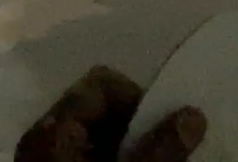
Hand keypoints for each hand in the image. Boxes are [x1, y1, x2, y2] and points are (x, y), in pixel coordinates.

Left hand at [14, 65, 207, 161]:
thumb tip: (193, 113)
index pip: (101, 83)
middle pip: (98, 108)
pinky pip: (86, 158)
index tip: (157, 128)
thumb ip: (161, 150)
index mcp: (53, 131)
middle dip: (134, 124)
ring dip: (127, 146)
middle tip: (158, 151)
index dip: (135, 97)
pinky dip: (113, 161)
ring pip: (95, 134)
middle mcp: (43, 140)